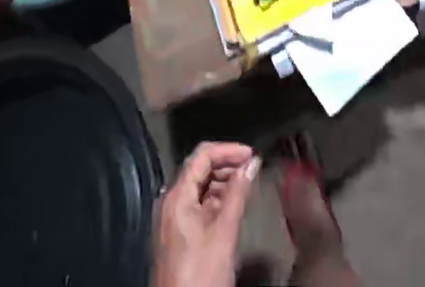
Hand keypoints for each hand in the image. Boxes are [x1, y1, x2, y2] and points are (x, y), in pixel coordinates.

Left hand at [153, 142, 258, 286]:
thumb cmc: (202, 275)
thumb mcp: (224, 233)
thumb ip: (237, 194)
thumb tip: (252, 163)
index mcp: (176, 194)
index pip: (201, 155)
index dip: (228, 150)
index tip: (252, 155)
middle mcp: (171, 200)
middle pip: (198, 169)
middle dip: (226, 164)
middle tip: (253, 169)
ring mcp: (173, 217)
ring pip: (199, 187)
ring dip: (222, 182)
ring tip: (247, 185)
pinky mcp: (178, 234)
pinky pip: (198, 205)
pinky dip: (216, 200)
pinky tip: (233, 206)